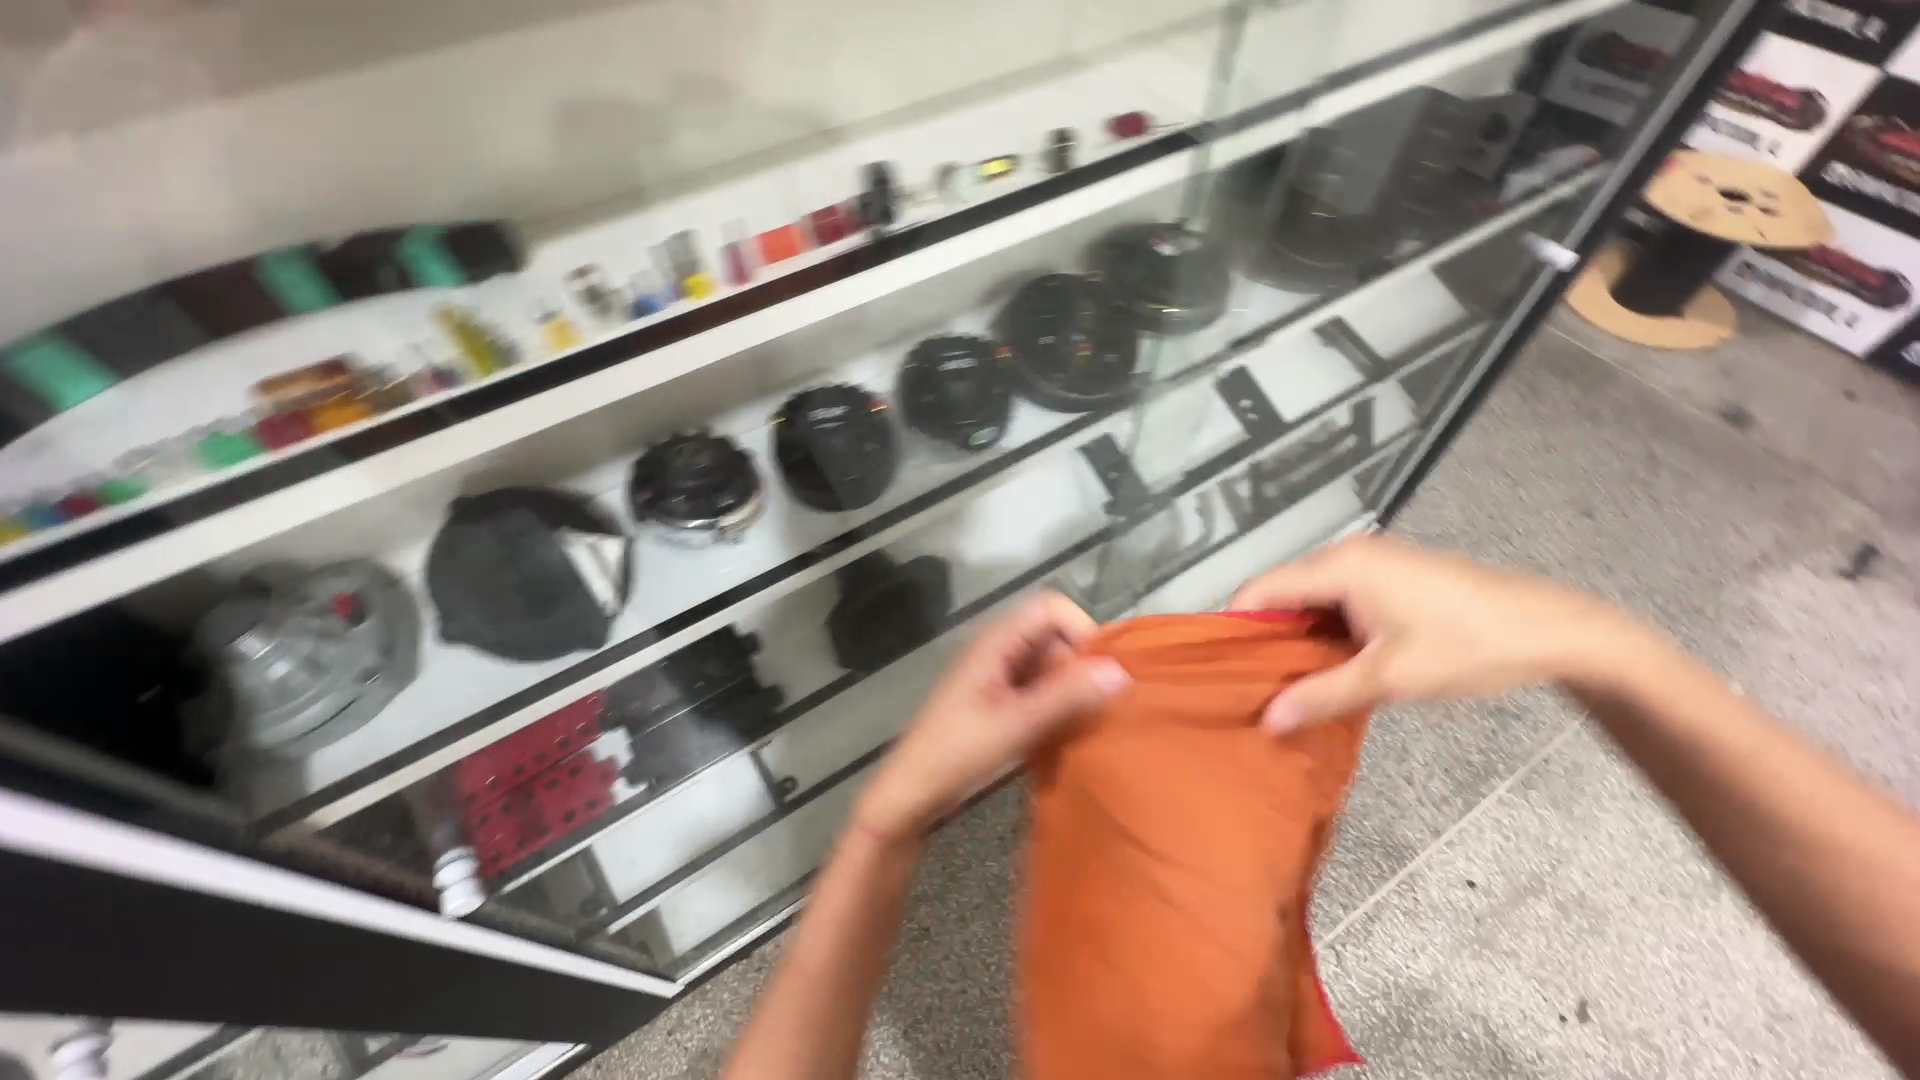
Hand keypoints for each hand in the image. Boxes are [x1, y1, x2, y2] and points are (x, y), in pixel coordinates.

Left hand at [854, 592, 1129, 842]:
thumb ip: (1067, 696)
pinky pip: (1037, 686)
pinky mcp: (996, 699)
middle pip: (1053, 633)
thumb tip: (1121, 671)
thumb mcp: (1017, 724)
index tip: (1100, 673)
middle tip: (1092, 705)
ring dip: (1068, 685)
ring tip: (1081, 721)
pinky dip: (1055, 701)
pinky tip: (1061, 731)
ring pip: (1047, 662)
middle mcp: (997, 648)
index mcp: (996, 641)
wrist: (911, 791)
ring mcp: (996, 674)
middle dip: (1078, 662)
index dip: (1081, 630)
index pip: (1051, 607)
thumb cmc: (957, 752)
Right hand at [1228, 534, 1641, 731]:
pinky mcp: (1390, 576)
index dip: (1235, 625)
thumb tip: (1267, 720)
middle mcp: (1348, 554)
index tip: (1220, 668)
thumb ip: (1322, 694)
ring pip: (1310, 598)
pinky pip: (1336, 599)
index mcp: (1341, 566)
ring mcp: (1372, 562)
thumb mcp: (1390, 677)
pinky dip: (1324, 629)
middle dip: (1265, 635)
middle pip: (1283, 591)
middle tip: (1251, 682)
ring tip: (1284, 680)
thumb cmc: (1467, 646)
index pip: (1261, 588)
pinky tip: (1326, 664)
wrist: (1553, 630)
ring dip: (1297, 635)